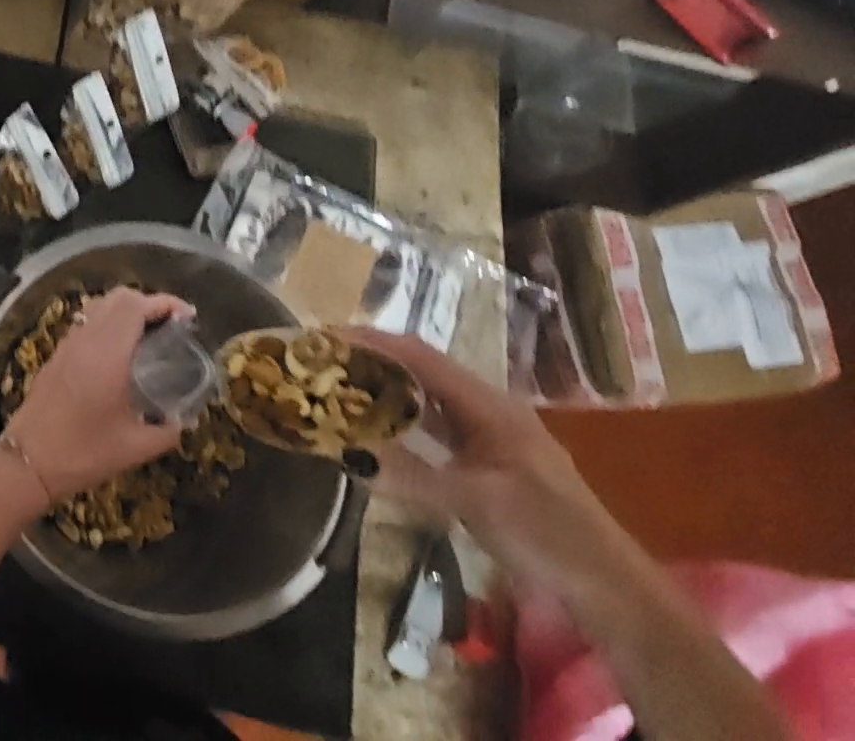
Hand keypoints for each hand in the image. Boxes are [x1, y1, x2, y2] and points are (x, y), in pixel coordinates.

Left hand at [2, 288, 191, 500]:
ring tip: (148, 335)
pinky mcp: (55, 356)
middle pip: (117, 298)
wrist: (28, 462)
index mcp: (107, 354)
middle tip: (170, 325)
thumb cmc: (83, 454)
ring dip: (125, 311)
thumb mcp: (137, 447)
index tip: (187, 317)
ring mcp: (66, 346)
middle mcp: (85, 341)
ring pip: (97, 308)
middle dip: (147, 303)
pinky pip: (84, 324)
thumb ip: (168, 429)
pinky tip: (119, 353)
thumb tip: (184, 418)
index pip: (135, 306)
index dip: (164, 303)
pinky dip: (106, 324)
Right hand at [345, 330, 643, 600]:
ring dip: (381, 391)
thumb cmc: (549, 534)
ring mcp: (485, 436)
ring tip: (333, 388)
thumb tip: (345, 453)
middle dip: (369, 362)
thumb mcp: (476, 503)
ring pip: (424, 400)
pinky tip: (370, 432)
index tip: (324, 339)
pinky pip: (430, 429)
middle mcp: (486, 411)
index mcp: (490, 407)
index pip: (421, 357)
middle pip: (420, 371)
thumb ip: (410, 476)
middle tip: (319, 364)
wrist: (606, 585)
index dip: (372, 343)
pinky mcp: (481, 462)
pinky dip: (397, 423)